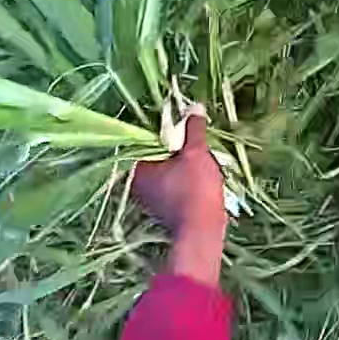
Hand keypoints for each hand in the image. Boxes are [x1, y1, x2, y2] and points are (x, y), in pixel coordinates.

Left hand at [130, 108, 226, 285]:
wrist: (202, 231)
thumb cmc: (194, 190)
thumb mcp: (196, 153)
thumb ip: (193, 129)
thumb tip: (194, 107)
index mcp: (137, 169)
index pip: (140, 140)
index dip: (157, 128)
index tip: (173, 120)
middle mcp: (136, 184)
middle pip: (151, 155)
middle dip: (168, 144)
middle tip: (185, 132)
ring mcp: (149, 199)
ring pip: (160, 170)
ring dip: (174, 161)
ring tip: (193, 149)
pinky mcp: (162, 208)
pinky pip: (168, 183)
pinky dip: (178, 175)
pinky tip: (194, 170)